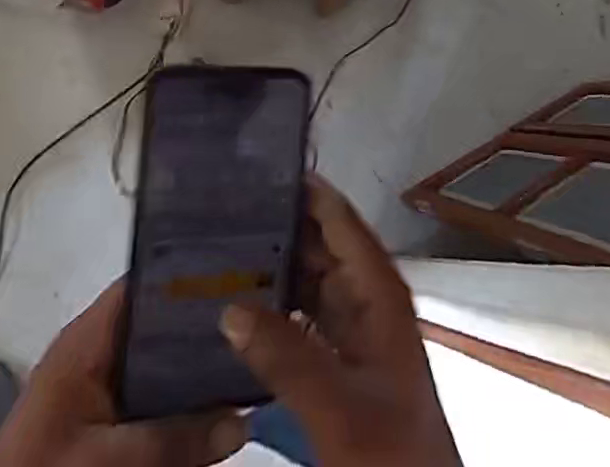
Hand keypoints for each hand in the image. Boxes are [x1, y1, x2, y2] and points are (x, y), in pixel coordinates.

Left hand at [0, 282, 246, 466]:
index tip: (236, 271)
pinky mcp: (108, 417)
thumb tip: (241, 422)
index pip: (144, 282)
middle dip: (205, 319)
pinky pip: (157, 393)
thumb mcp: (106, 459)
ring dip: (199, 360)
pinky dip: (186, 394)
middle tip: (257, 313)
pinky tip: (224, 398)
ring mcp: (104, 385)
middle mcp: (99, 350)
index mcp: (89, 338)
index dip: (188, 271)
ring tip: (252, 349)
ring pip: (163, 357)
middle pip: (160, 319)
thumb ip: (172, 439)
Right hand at [220, 178, 460, 466]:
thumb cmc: (391, 450)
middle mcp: (367, 297)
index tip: (258, 170)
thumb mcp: (340, 407)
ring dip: (271, 264)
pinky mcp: (338, 356)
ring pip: (308, 278)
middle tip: (221, 209)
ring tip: (217, 245)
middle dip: (278, 225)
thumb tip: (230, 307)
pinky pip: (301, 313)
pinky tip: (235, 302)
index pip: (340, 220)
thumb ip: (286, 356)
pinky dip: (273, 303)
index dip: (305, 191)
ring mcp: (353, 327)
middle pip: (320, 244)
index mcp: (379, 291)